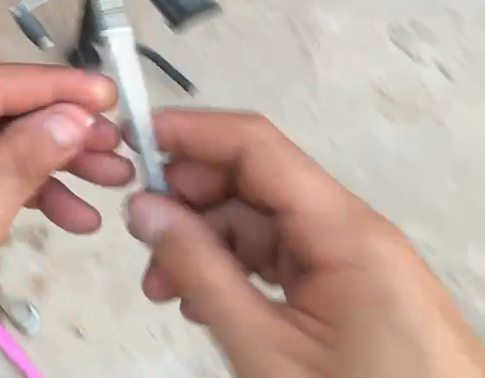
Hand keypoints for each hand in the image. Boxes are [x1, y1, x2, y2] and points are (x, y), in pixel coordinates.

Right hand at [124, 110, 484, 377]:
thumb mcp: (267, 353)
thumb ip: (199, 270)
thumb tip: (141, 206)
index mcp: (345, 231)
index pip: (252, 143)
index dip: (186, 131)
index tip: (127, 144)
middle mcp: (354, 232)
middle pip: (252, 181)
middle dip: (187, 199)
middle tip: (139, 238)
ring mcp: (358, 266)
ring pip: (259, 223)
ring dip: (204, 243)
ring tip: (162, 289)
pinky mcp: (358, 297)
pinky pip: (280, 259)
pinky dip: (235, 271)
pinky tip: (202, 304)